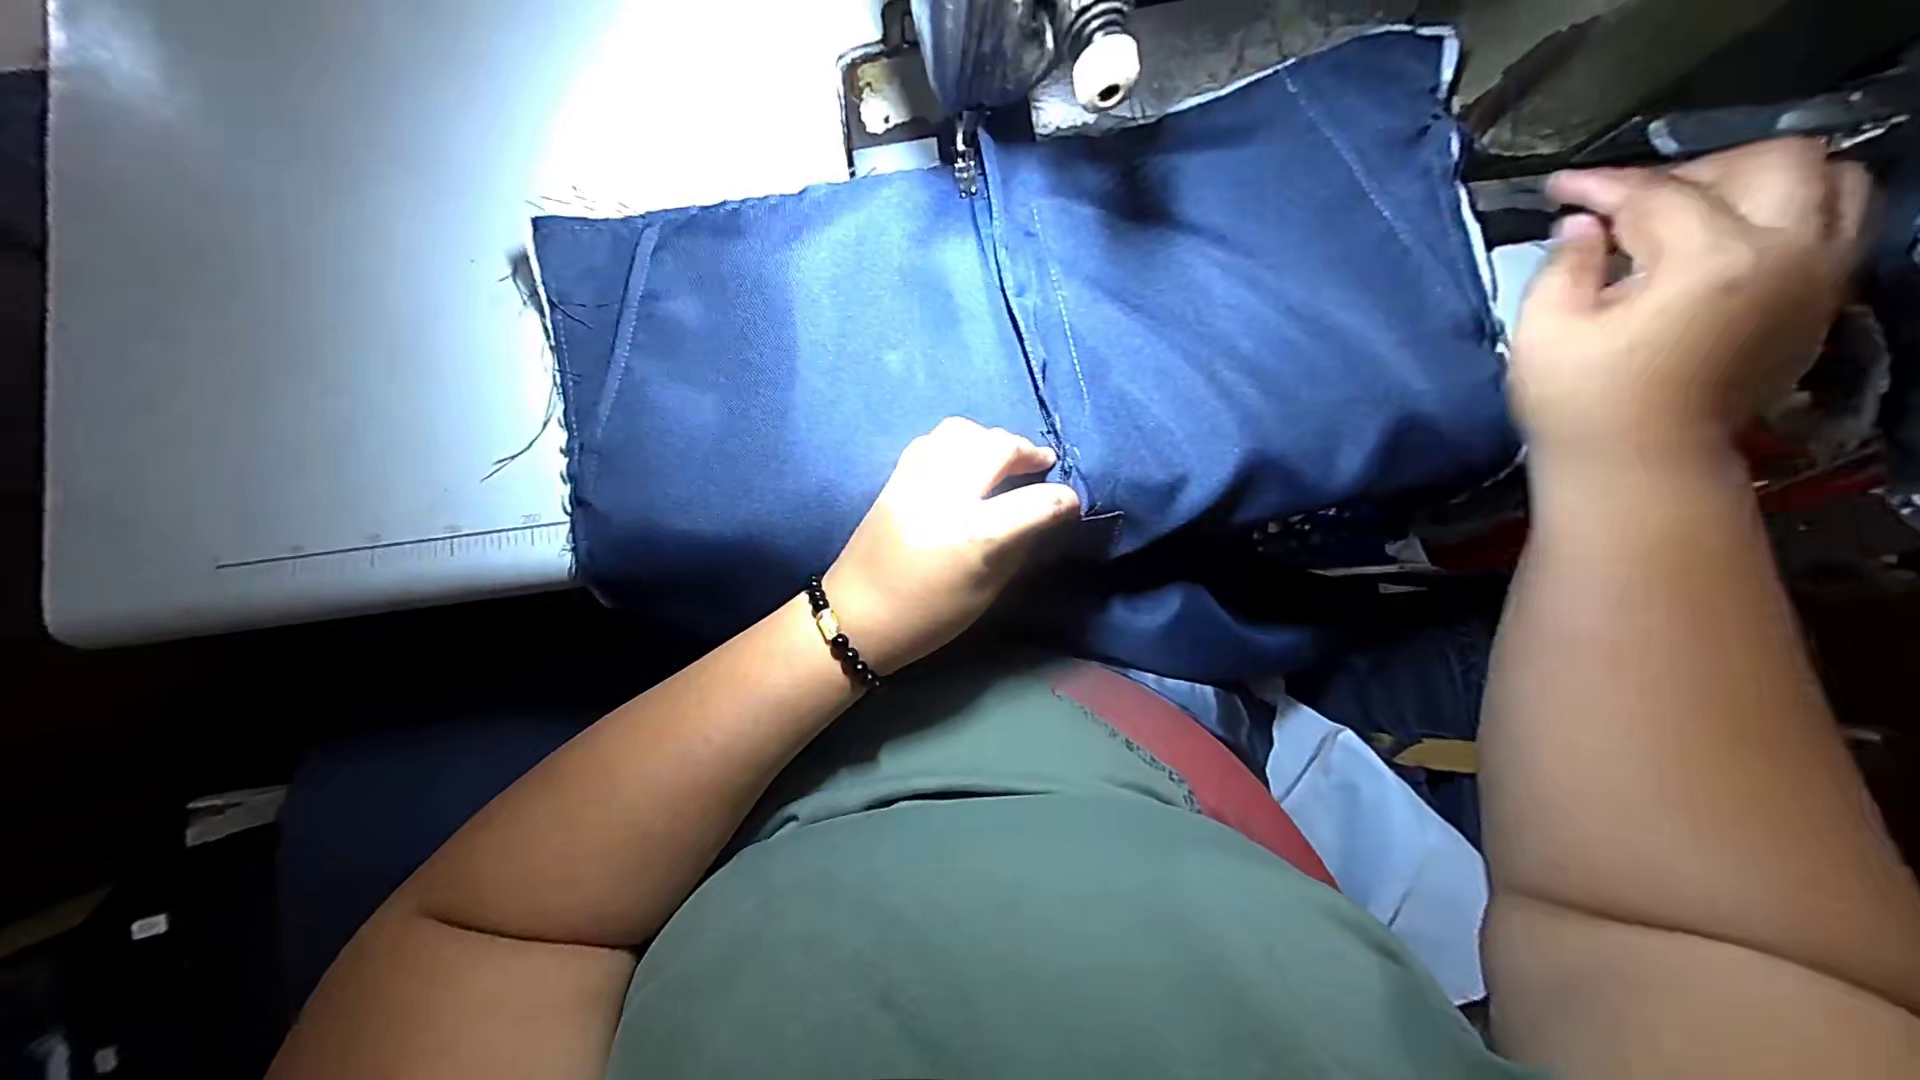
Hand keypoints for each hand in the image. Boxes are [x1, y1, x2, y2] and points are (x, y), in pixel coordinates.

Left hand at [823, 418, 1081, 674]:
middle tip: (1041, 465)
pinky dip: (957, 443)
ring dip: (990, 438)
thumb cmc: (929, 617)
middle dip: (1028, 450)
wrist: (856, 617)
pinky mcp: (894, 479)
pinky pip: (931, 440)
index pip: (1035, 501)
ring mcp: (914, 482)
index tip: (1070, 502)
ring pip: (961, 431)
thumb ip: (1020, 544)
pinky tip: (965, 462)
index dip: (1063, 499)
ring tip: (1002, 458)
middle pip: (997, 446)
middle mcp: (944, 496)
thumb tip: (1044, 513)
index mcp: (973, 535)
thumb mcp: (987, 591)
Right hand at [1510, 139, 1872, 460]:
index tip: (1559, 187)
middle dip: (1694, 171)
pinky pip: (1833, 228)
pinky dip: (1785, 217)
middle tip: (1633, 205)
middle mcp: (1788, 254)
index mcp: (1711, 262)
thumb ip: (1565, 265)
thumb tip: (1583, 225)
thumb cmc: (1578, 402)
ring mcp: (1816, 280)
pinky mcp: (1819, 305)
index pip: (1658, 195)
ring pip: (1829, 184)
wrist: (1637, 465)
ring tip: (1694, 213)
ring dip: (1759, 184)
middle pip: (1772, 162)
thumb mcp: (1544, 332)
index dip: (1601, 185)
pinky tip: (1725, 246)